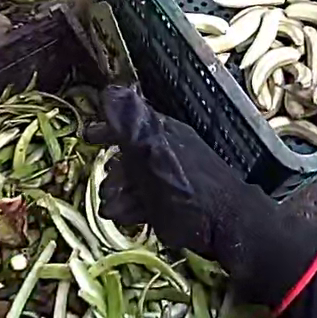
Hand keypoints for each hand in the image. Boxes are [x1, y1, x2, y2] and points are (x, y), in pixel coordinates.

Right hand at [97, 86, 316, 305]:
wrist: (230, 227)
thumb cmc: (190, 192)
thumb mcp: (155, 157)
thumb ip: (132, 127)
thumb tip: (110, 90)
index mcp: (166, 133)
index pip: (131, 121)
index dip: (107, 128)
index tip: (86, 138)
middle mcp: (171, 149)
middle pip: (132, 154)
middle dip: (113, 171)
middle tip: (101, 188)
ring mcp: (177, 174)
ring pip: (140, 178)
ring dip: (121, 192)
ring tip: (112, 210)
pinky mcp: (181, 199)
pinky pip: (151, 197)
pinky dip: (136, 205)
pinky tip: (126, 219)